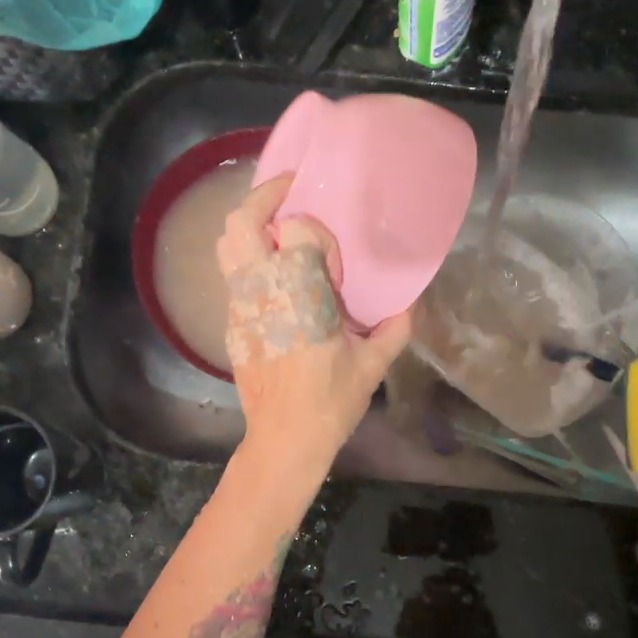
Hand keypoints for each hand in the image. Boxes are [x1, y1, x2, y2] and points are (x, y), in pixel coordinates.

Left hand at [218, 175, 411, 476]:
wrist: (285, 440)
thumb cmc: (330, 402)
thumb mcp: (372, 365)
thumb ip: (394, 328)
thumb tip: (408, 305)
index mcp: (301, 294)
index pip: (300, 231)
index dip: (317, 233)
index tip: (332, 257)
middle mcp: (262, 291)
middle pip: (243, 222)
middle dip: (264, 201)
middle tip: (290, 197)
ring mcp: (239, 307)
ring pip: (228, 246)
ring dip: (252, 231)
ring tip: (279, 234)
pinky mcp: (232, 325)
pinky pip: (233, 278)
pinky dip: (250, 265)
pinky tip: (276, 281)